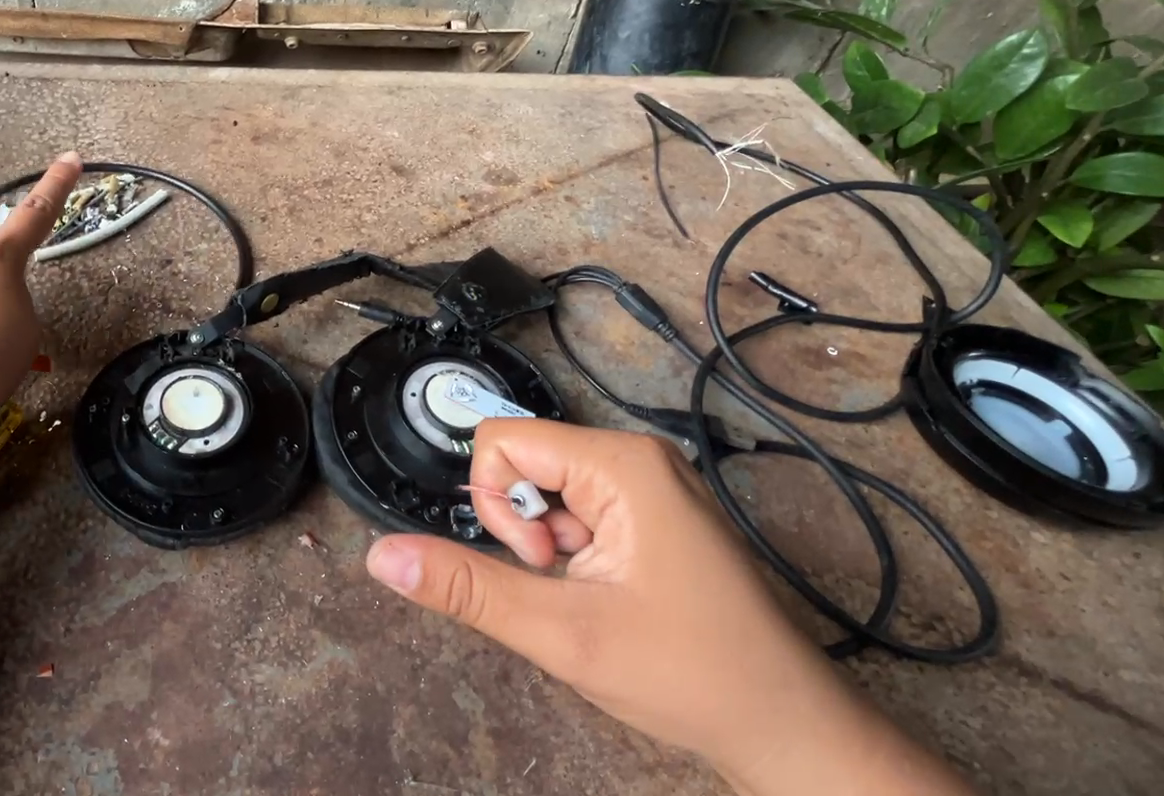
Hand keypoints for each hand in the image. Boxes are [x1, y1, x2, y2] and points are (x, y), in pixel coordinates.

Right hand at [364, 420, 971, 794]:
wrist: (788, 729)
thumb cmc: (687, 674)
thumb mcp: (561, 635)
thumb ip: (464, 588)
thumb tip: (382, 558)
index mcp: (619, 463)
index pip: (501, 441)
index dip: (496, 505)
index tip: (540, 562)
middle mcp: (635, 457)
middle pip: (523, 461)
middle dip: (523, 526)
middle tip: (565, 580)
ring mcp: (649, 483)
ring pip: (545, 488)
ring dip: (547, 542)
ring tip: (591, 592)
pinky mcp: (653, 510)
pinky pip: (577, 507)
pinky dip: (571, 548)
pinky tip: (606, 591)